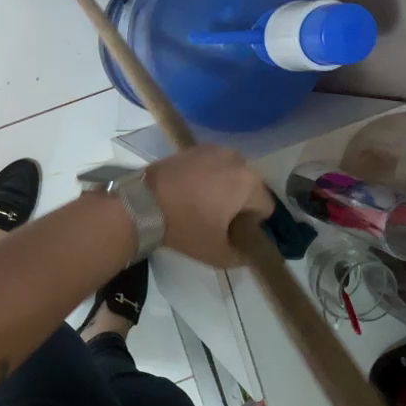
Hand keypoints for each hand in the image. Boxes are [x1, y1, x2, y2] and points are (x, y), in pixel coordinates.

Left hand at [143, 145, 273, 267]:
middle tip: (215, 220)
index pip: (265, 207)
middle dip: (238, 203)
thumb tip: (245, 253)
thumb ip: (240, 256)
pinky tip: (189, 192)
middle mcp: (236, 159)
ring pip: (229, 174)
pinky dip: (206, 177)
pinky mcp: (191, 148)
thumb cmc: (185, 226)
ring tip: (201, 205)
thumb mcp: (216, 253)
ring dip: (223, 188)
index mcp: (249, 183)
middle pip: (248, 187)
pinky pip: (210, 166)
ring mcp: (212, 149)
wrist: (141, 203)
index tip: (230, 232)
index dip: (251, 224)